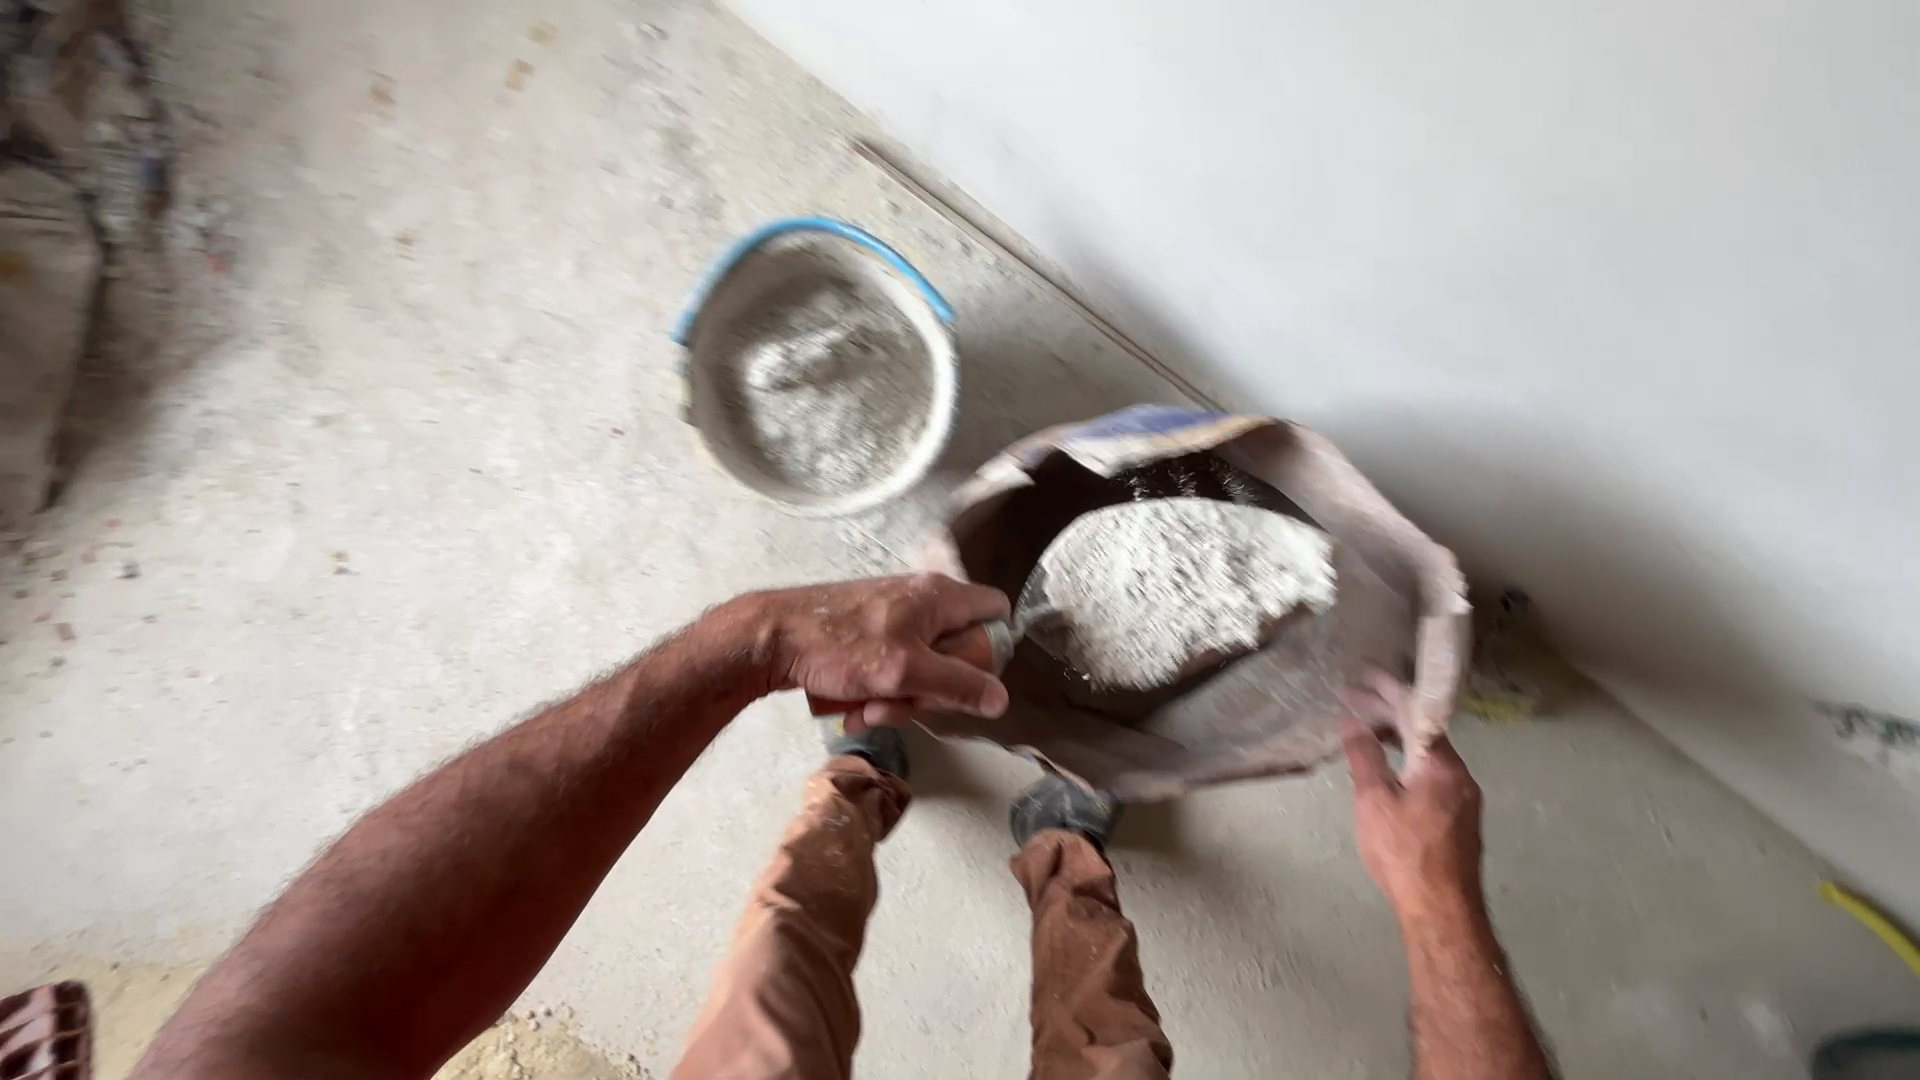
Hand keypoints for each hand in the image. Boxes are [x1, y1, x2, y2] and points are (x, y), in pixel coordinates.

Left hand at [736, 573, 1011, 731]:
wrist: (771, 637)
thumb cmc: (841, 647)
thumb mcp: (906, 672)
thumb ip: (958, 685)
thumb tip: (1003, 699)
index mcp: (940, 596)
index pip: (996, 609)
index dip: (996, 645)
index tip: (974, 678)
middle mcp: (923, 599)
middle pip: (960, 649)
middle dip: (935, 688)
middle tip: (908, 703)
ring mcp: (895, 616)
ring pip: (924, 666)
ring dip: (902, 698)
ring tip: (869, 710)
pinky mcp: (871, 633)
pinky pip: (895, 667)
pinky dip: (880, 691)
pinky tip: (856, 709)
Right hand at [1342, 671, 1484, 925]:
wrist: (1441, 911)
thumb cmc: (1403, 851)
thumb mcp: (1374, 799)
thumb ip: (1364, 757)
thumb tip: (1353, 723)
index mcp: (1441, 764)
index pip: (1415, 712)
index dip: (1387, 688)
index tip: (1364, 671)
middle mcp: (1459, 775)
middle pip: (1423, 729)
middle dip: (1388, 710)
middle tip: (1353, 695)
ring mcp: (1462, 798)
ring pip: (1426, 751)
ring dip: (1396, 734)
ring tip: (1364, 726)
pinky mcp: (1457, 817)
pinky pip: (1429, 771)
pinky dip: (1405, 757)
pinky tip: (1385, 765)